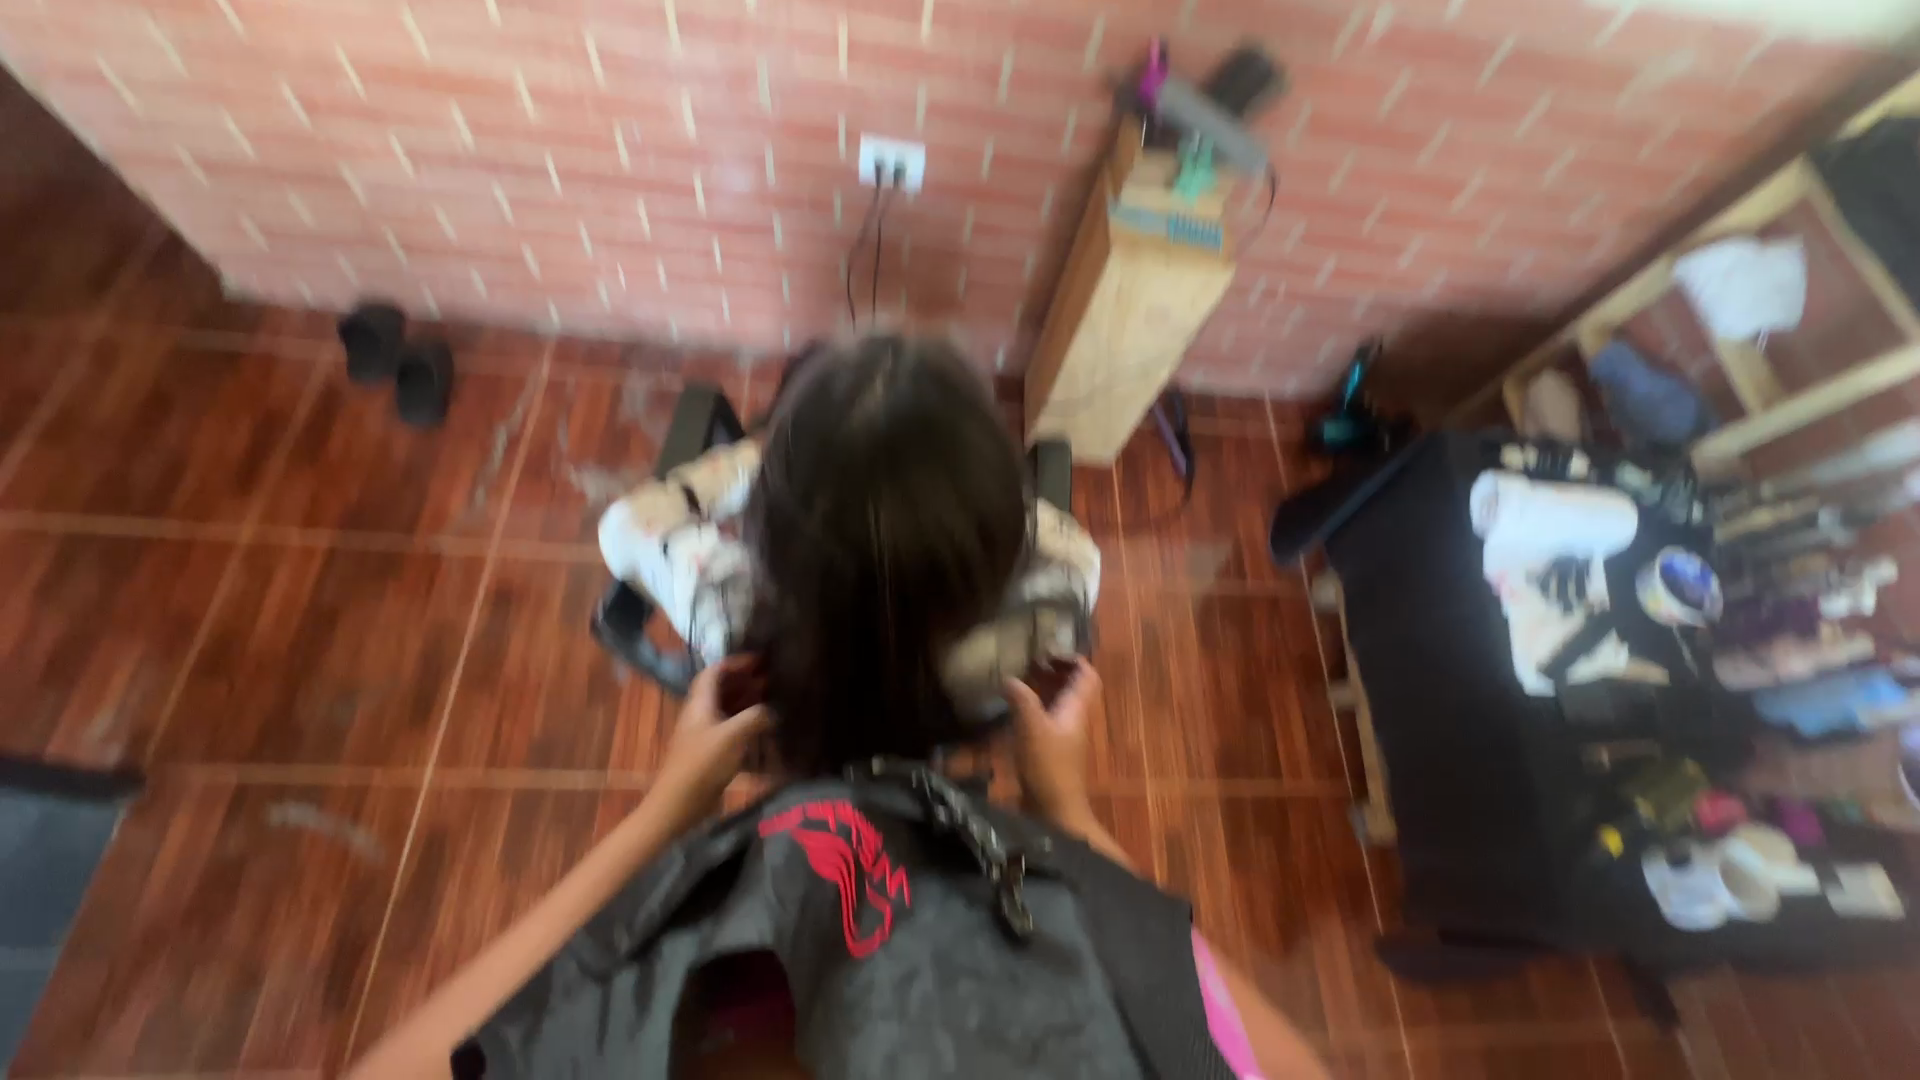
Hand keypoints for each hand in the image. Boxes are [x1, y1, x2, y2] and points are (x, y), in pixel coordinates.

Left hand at [649, 656, 772, 826]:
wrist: (677, 805)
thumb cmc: (702, 765)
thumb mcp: (733, 736)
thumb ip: (756, 717)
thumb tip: (773, 711)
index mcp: (699, 705)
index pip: (714, 673)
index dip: (734, 663)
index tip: (759, 661)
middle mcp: (699, 716)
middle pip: (720, 690)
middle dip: (744, 681)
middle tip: (770, 678)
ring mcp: (703, 735)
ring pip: (725, 709)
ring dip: (746, 701)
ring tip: (771, 698)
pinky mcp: (709, 754)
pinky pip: (728, 729)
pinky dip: (745, 723)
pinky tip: (762, 728)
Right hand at [1004, 658, 1100, 825]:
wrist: (1054, 812)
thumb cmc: (1049, 767)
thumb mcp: (1032, 728)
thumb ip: (1021, 699)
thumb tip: (1010, 678)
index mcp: (1076, 709)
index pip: (1086, 675)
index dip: (1072, 659)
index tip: (1048, 652)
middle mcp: (1073, 719)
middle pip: (1072, 687)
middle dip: (1054, 671)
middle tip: (1029, 662)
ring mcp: (1063, 735)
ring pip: (1058, 703)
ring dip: (1042, 688)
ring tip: (1019, 679)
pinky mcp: (1050, 750)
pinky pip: (1045, 719)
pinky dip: (1032, 708)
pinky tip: (1012, 708)